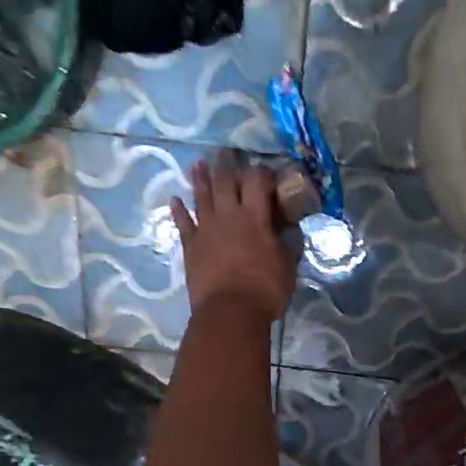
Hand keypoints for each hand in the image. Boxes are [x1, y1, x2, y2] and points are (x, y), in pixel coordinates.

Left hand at [171, 154, 294, 320]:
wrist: (229, 313)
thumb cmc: (265, 290)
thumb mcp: (287, 266)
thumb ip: (288, 243)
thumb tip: (291, 229)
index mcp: (255, 218)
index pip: (257, 182)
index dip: (262, 172)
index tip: (267, 173)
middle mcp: (228, 216)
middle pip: (225, 181)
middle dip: (227, 164)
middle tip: (227, 153)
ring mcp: (206, 230)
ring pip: (201, 196)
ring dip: (200, 178)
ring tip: (198, 163)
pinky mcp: (190, 247)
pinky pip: (182, 223)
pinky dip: (178, 210)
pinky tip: (174, 199)